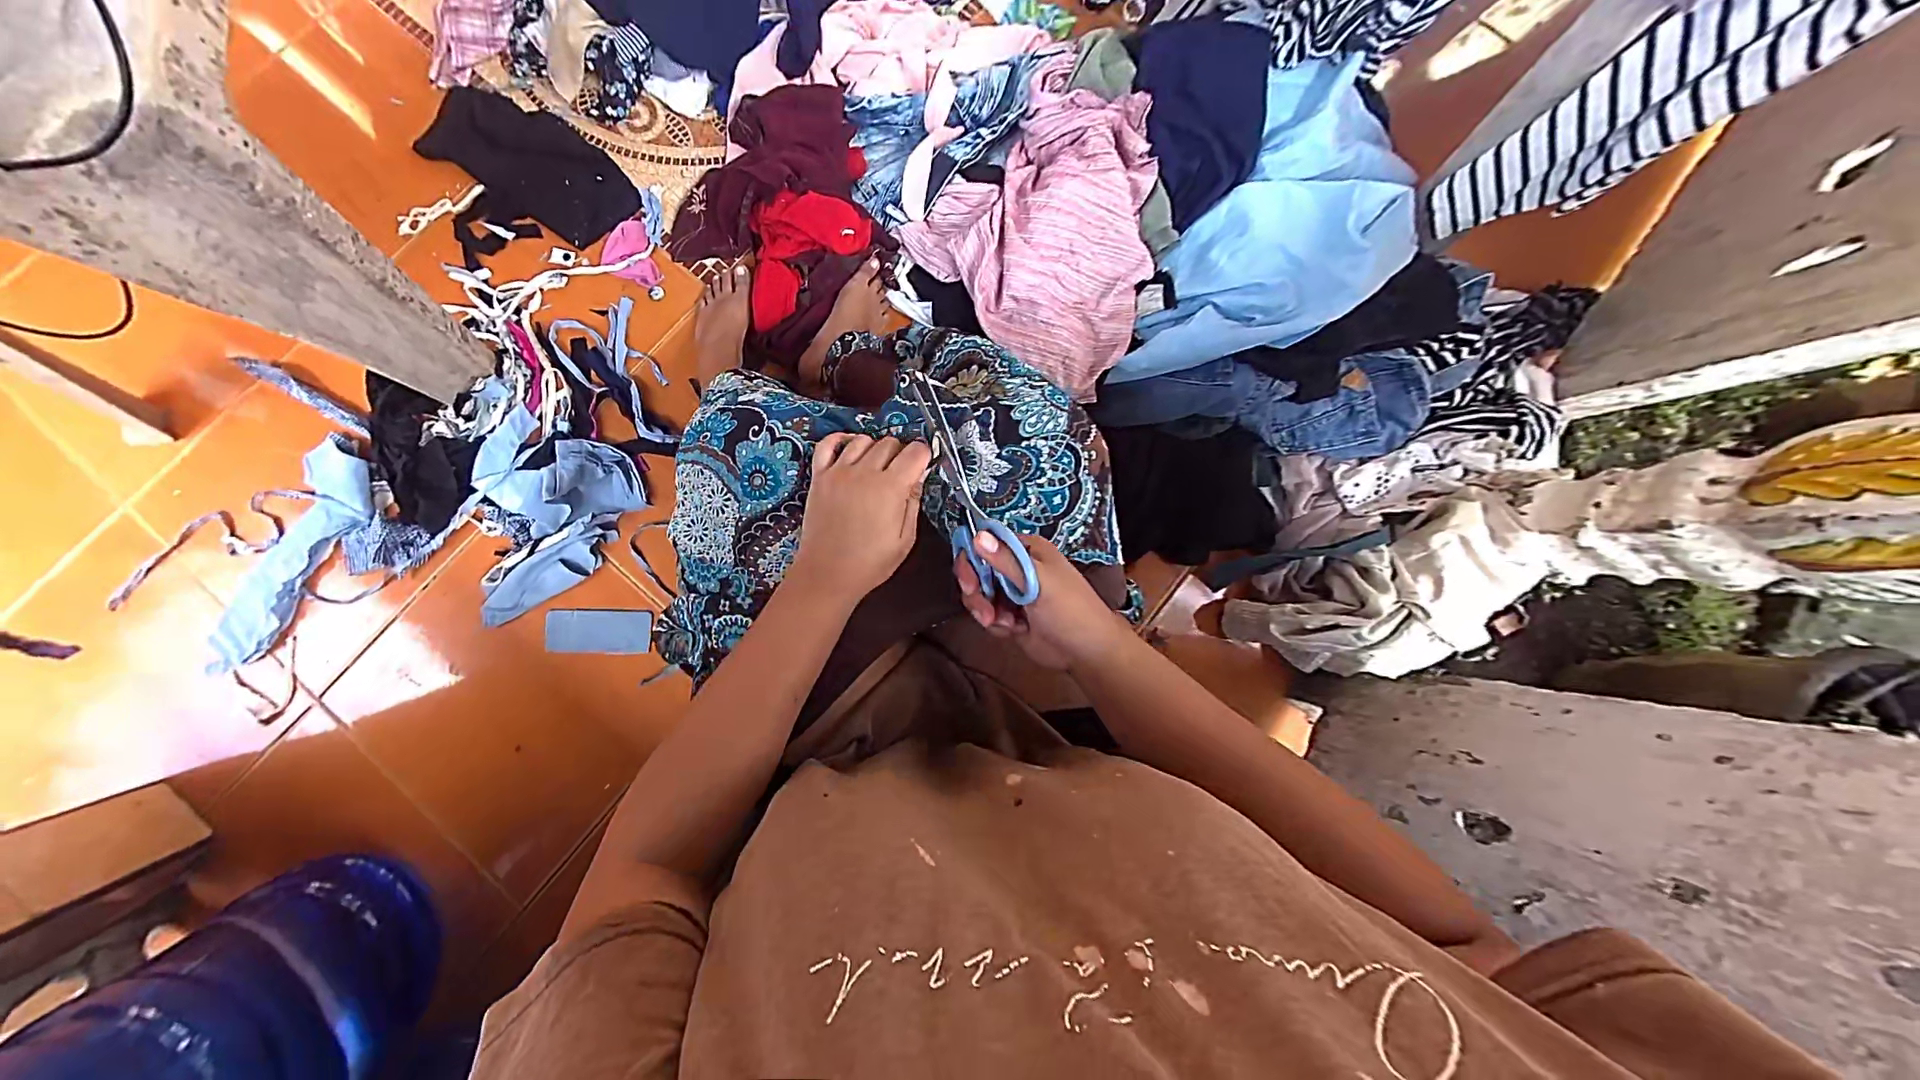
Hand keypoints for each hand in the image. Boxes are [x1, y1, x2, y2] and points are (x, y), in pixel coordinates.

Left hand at [790, 434, 931, 598]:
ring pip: (863, 440)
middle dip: (901, 452)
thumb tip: (918, 477)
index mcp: (890, 488)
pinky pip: (828, 444)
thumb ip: (913, 502)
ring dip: (875, 448)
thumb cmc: (869, 563)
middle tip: (902, 470)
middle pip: (889, 443)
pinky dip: (841, 439)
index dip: (924, 454)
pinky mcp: (820, 477)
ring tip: (877, 465)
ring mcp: (839, 472)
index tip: (923, 463)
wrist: (828, 573)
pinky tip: (850, 447)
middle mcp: (865, 473)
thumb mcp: (905, 539)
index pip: (915, 452)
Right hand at [954, 532, 1133, 670]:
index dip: (972, 560)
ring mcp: (1013, 592)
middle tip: (985, 610)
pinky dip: (996, 625)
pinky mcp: (1010, 615)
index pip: (986, 544)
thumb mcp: (1038, 582)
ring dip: (986, 611)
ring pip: (979, 595)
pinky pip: (988, 615)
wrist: (1086, 651)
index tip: (970, 582)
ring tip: (1005, 623)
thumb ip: (1006, 560)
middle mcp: (1017, 567)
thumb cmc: (1069, 610)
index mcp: (1026, 550)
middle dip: (977, 592)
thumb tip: (979, 535)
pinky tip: (1014, 630)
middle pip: (977, 571)